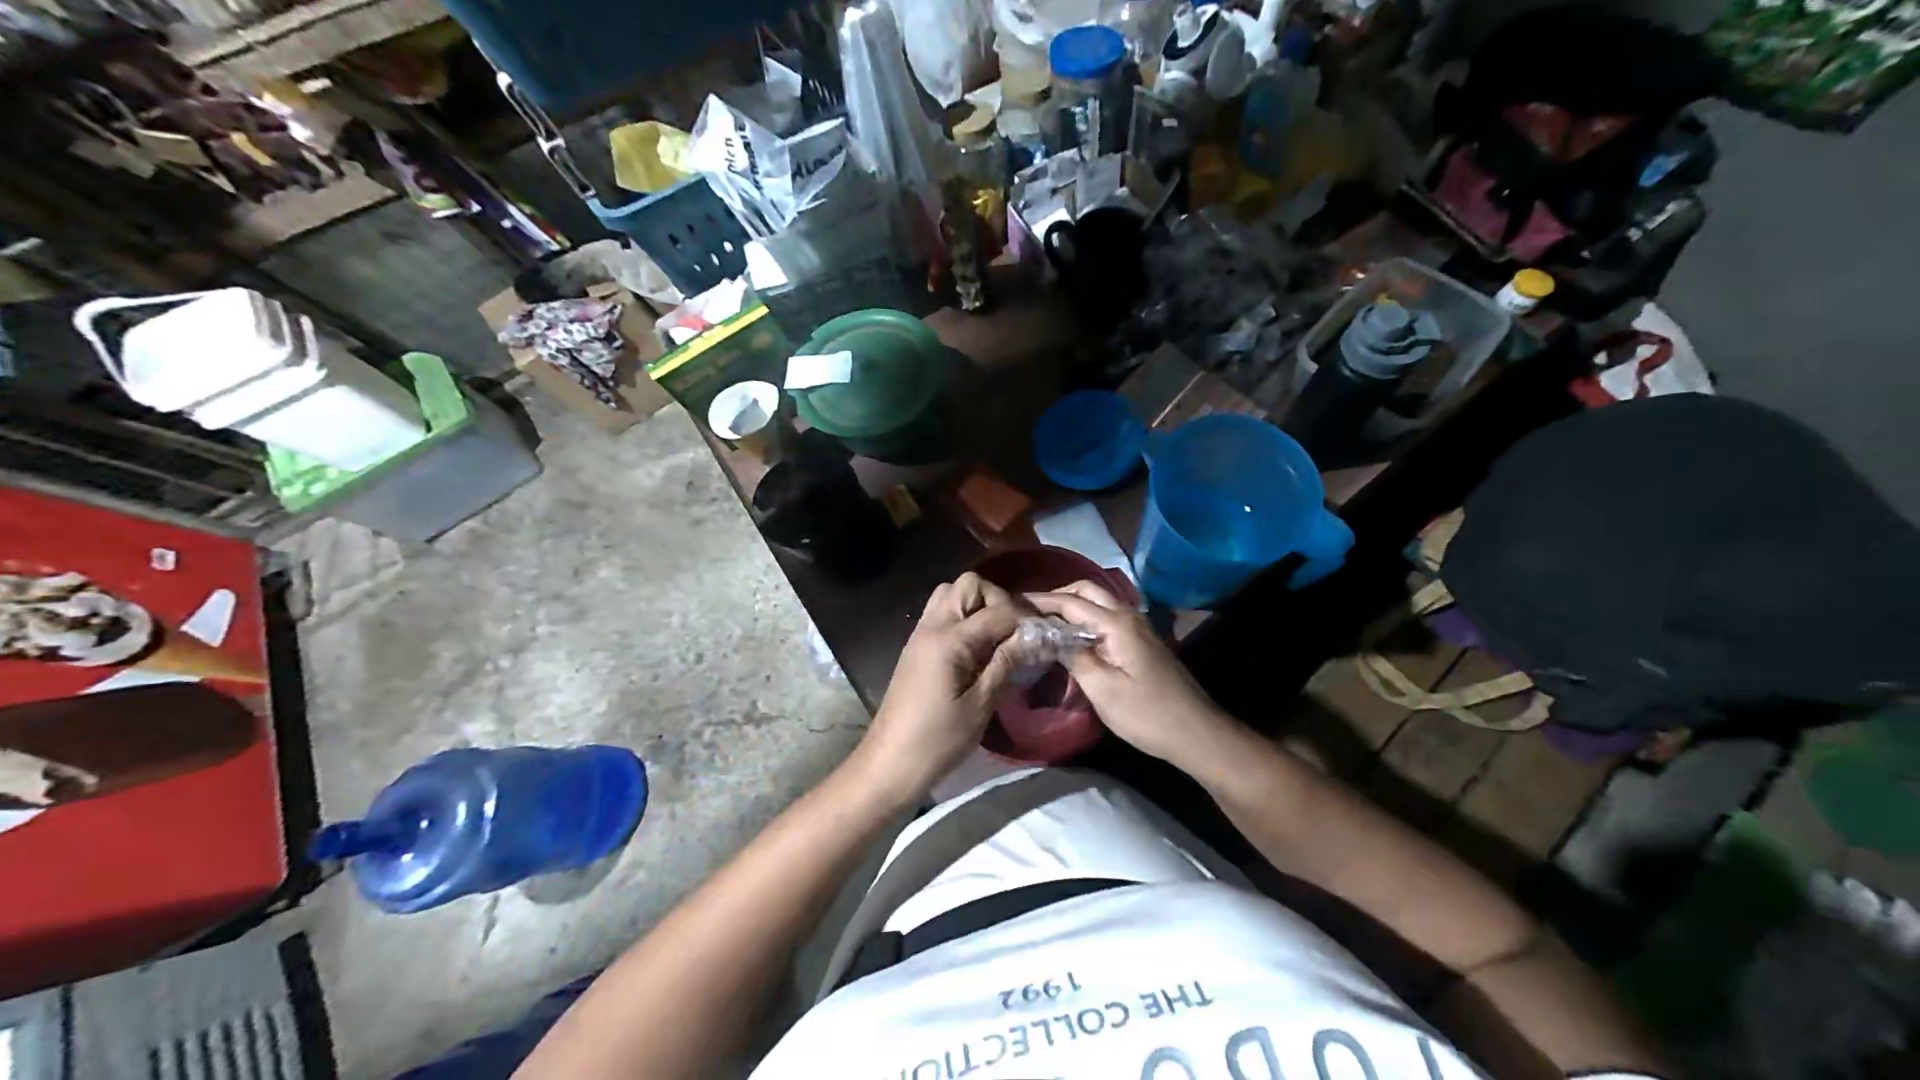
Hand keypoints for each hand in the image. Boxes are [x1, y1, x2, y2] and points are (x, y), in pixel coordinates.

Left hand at [856, 573, 1025, 800]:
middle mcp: (932, 626)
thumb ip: (1006, 663)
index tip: (1042, 640)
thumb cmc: (937, 740)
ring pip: (951, 594)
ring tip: (995, 640)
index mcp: (948, 639)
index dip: (1024, 621)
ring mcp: (920, 634)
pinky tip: (977, 651)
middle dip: (997, 601)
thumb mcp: (980, 705)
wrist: (889, 764)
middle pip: (968, 585)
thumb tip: (1035, 636)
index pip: (997, 610)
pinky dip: (963, 619)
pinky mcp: (916, 647)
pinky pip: (941, 614)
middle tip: (1014, 635)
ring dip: (978, 607)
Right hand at [1024, 581, 1236, 768]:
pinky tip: (1071, 636)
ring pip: (1099, 602)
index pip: (1070, 602)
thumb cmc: (1146, 714)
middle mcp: (1128, 616)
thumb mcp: (1101, 688)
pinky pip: (1107, 617)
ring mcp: (1138, 627)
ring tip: (1044, 622)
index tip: (1011, 605)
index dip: (1039, 601)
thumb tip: (1045, 633)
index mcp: (1116, 623)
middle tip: (1028, 611)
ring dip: (1072, 604)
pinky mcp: (1141, 641)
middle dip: (1056, 595)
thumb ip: (1071, 655)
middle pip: (1087, 591)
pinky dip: (1085, 617)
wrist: (1196, 732)